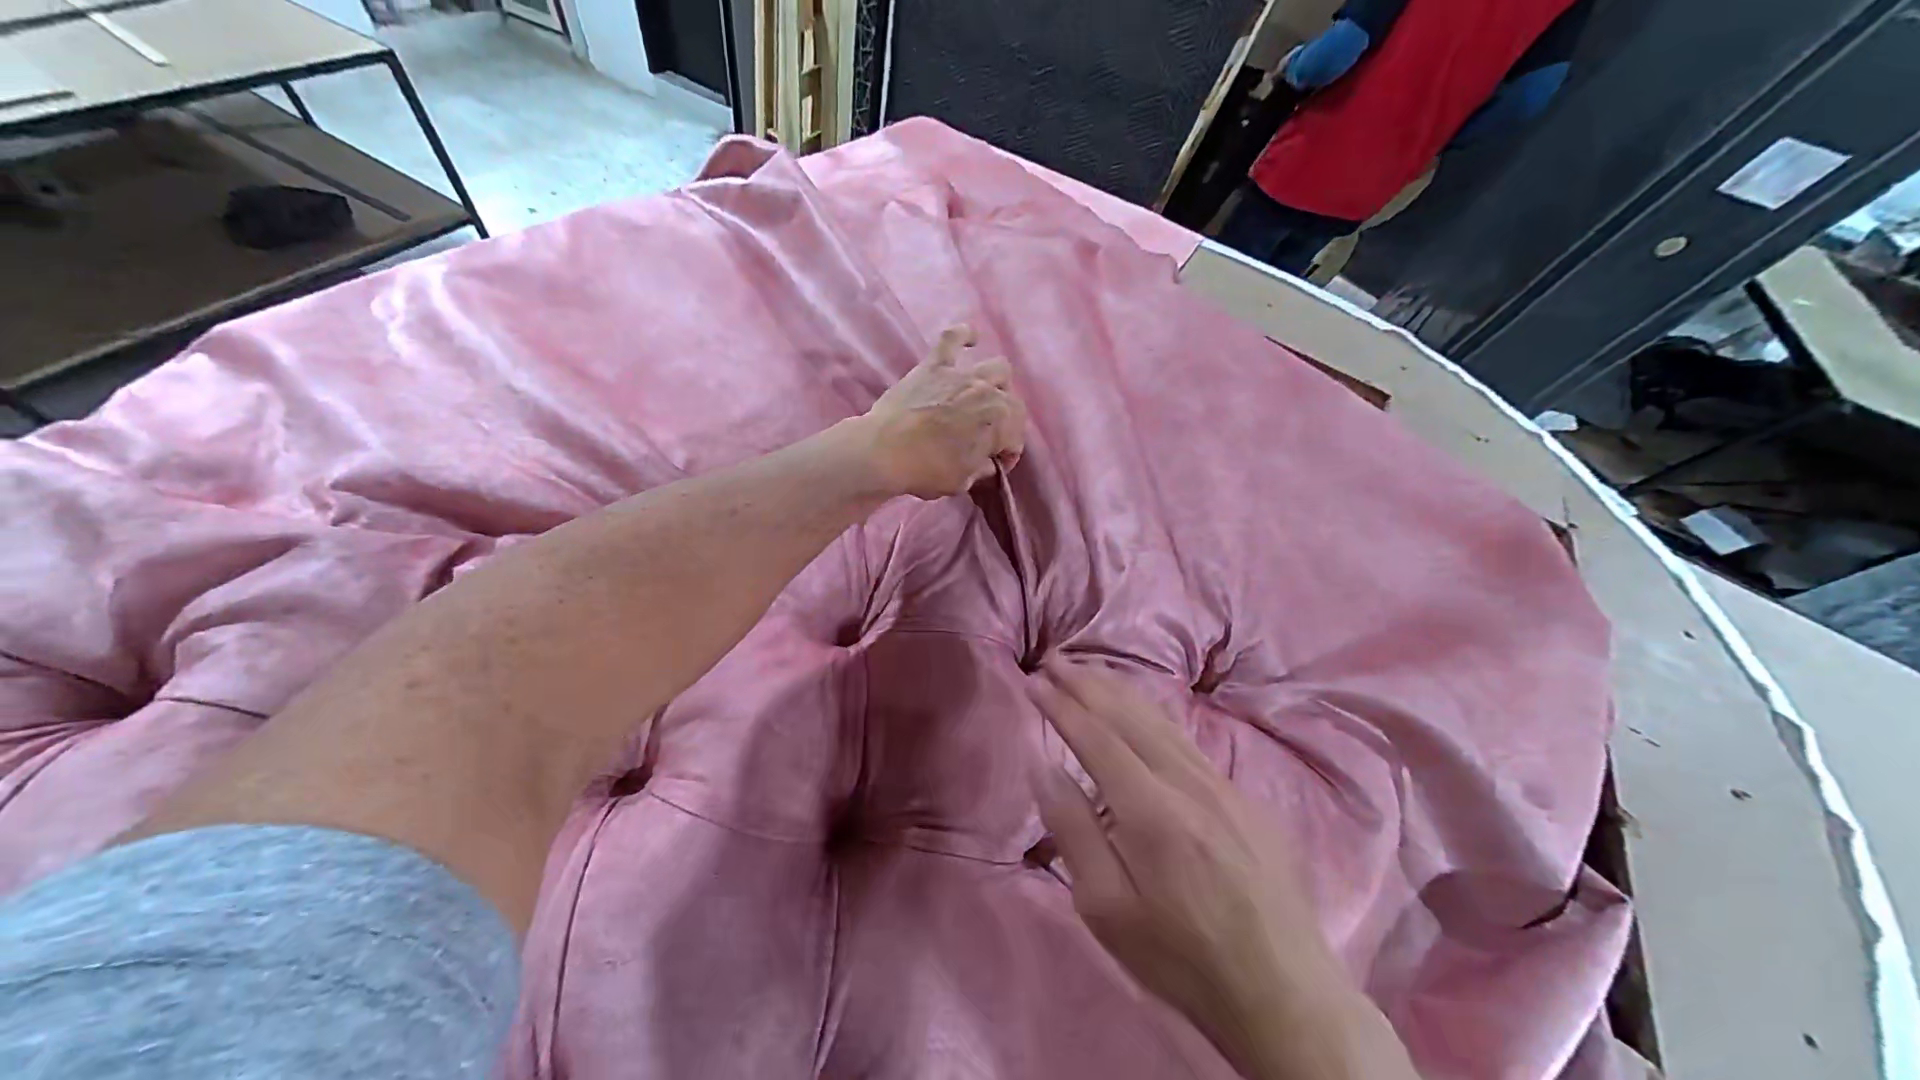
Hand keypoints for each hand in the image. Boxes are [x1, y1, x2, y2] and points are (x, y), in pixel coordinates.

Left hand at [858, 325, 1025, 499]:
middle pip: (1010, 401)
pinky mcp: (933, 365)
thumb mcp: (962, 481)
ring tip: (986, 393)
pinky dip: (963, 335)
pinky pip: (952, 338)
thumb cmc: (926, 471)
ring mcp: (961, 375)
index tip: (995, 464)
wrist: (884, 451)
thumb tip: (986, 465)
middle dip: (1006, 420)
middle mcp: (988, 392)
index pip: (1015, 437)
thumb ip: (980, 469)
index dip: (1008, 453)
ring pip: (996, 368)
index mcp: (1000, 422)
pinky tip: (971, 337)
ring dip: (997, 383)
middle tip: (988, 434)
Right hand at [1032, 662, 1417, 1079]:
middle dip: (1087, 683)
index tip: (1033, 681)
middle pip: (1129, 715)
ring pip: (1162, 721)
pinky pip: (1187, 740)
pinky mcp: (1245, 798)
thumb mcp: (1106, 909)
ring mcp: (1224, 786)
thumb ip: (1073, 829)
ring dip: (1119, 690)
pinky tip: (1141, 712)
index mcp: (1151, 810)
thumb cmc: (1180, 958)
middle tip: (1054, 659)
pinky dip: (1152, 714)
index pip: (1096, 736)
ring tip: (1089, 670)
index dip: (1061, 705)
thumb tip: (1043, 765)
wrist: (1284, 994)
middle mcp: (1189, 782)